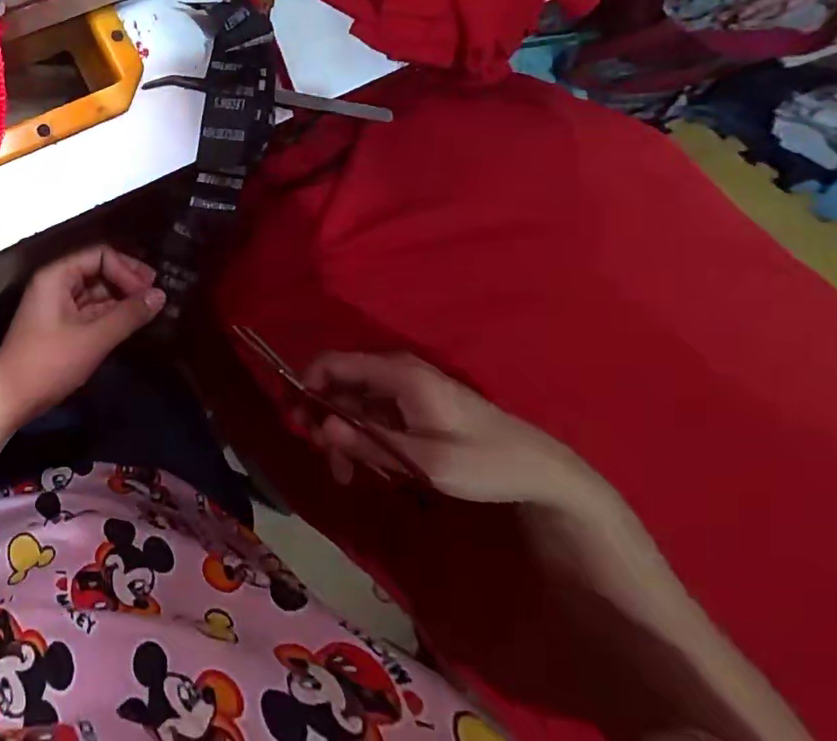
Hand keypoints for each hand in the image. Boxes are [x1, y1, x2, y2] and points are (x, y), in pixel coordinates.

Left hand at [0, 245, 165, 427]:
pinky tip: (132, 322)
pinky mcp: (62, 326)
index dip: (127, 269)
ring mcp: (58, 305)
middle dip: (128, 281)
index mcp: (57, 275)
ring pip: (97, 292)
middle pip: (98, 270)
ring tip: (151, 309)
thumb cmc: (49, 363)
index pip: (99, 255)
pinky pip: (92, 311)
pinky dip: (112, 314)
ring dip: (122, 298)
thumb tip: (160, 295)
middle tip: (156, 295)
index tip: (149, 291)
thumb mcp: (93, 338)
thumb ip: (128, 315)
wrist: (10, 398)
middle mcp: (56, 284)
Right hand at [296, 351, 613, 512]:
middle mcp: (396, 372)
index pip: (332, 362)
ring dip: (340, 434)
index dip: (305, 385)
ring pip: (351, 402)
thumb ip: (369, 443)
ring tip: (344, 475)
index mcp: (398, 375)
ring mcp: (403, 388)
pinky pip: (370, 414)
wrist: (539, 470)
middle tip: (321, 456)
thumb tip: (322, 426)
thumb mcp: (425, 461)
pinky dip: (359, 437)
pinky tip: (364, 467)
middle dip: (321, 418)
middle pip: (337, 383)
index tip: (298, 421)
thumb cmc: (483, 462)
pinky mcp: (411, 405)